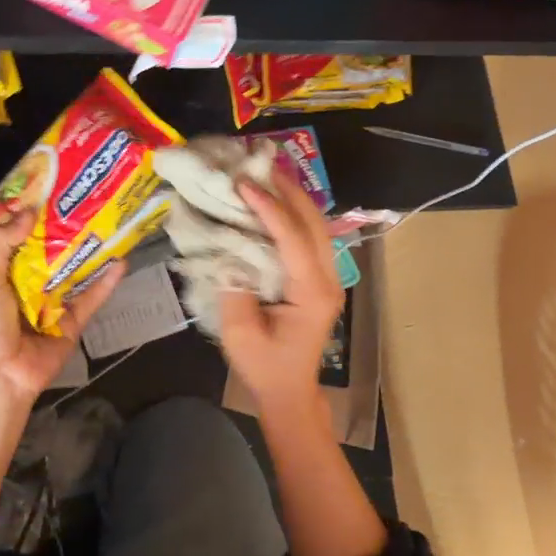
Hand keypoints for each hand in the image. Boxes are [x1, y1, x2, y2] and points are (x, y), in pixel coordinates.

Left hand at [0, 211, 124, 399]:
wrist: (0, 376)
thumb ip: (2, 244)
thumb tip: (29, 212)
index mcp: (7, 272)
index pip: (23, 237)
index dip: (36, 215)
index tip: (55, 189)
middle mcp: (32, 283)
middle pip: (54, 251)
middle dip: (69, 229)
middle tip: (91, 201)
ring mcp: (54, 302)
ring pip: (77, 271)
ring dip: (92, 251)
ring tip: (112, 225)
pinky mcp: (73, 322)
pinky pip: (91, 298)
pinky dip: (106, 282)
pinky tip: (121, 262)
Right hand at [217, 172, 343, 412]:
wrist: (289, 392)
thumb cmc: (264, 367)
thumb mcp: (241, 334)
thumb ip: (235, 290)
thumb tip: (229, 254)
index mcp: (311, 292)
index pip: (292, 238)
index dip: (268, 208)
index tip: (243, 184)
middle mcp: (327, 279)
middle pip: (313, 222)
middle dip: (287, 189)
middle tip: (258, 163)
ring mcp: (327, 278)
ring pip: (315, 225)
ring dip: (292, 197)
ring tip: (265, 172)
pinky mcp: (317, 279)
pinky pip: (309, 236)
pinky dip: (292, 212)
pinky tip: (273, 200)